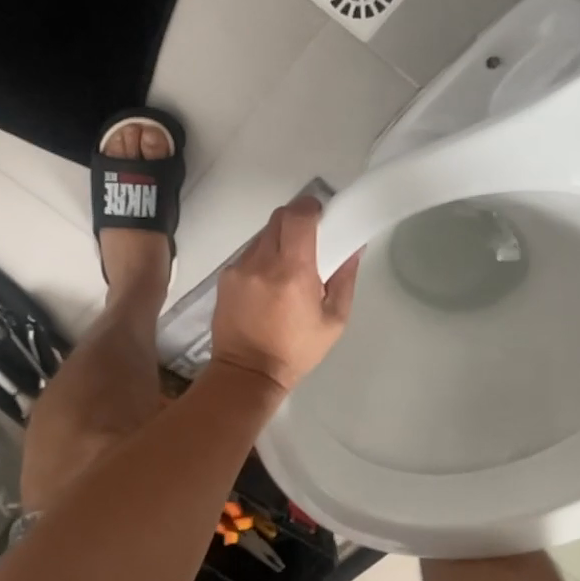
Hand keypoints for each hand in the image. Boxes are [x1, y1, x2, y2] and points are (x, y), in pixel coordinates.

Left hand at [210, 196, 362, 391]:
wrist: (247, 373)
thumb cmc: (296, 350)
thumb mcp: (334, 320)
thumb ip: (345, 278)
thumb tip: (353, 247)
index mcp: (293, 272)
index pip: (298, 216)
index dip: (310, 207)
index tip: (321, 214)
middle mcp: (262, 263)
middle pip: (279, 217)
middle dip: (296, 220)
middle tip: (310, 238)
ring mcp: (239, 268)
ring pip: (263, 234)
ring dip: (279, 239)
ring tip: (289, 265)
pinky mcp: (226, 276)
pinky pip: (249, 253)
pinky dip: (262, 257)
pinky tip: (268, 283)